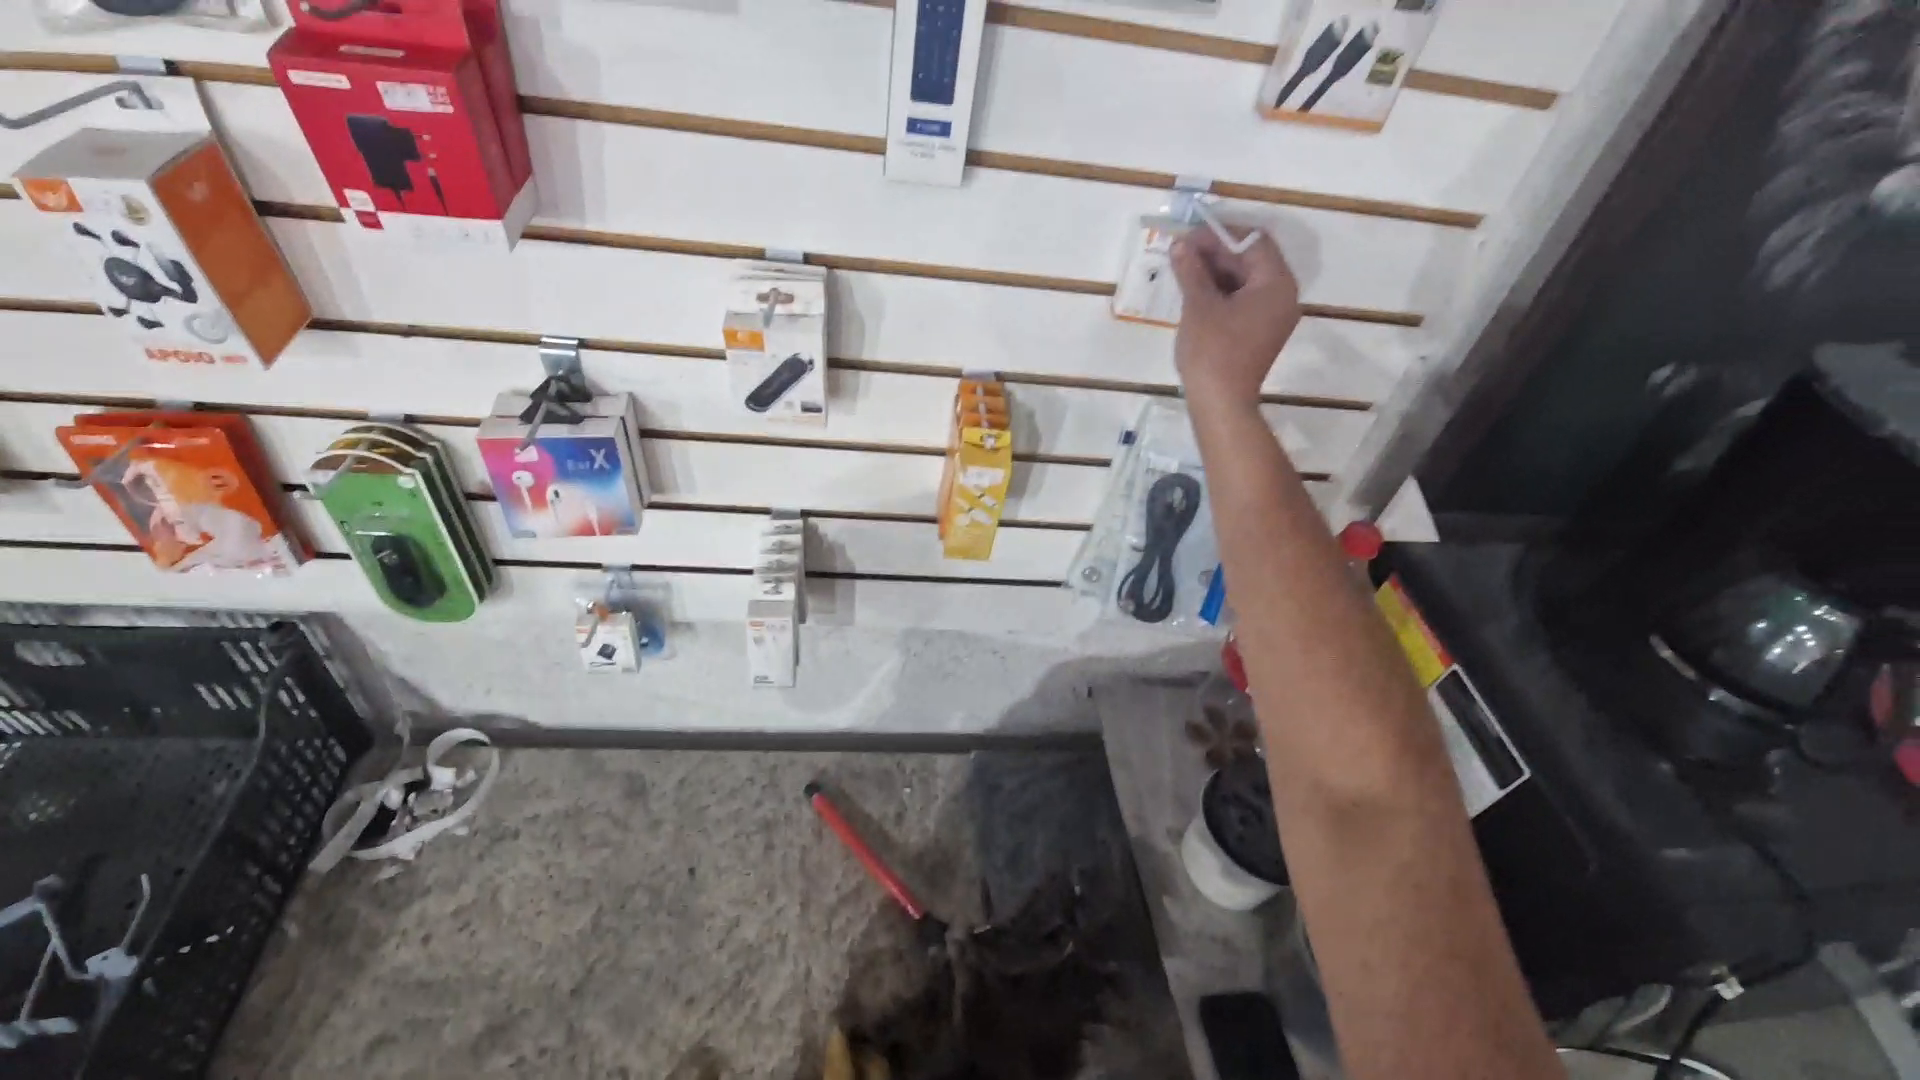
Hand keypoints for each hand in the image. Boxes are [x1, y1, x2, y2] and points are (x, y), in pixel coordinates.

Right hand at [1170, 228, 1302, 411]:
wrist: (1221, 403)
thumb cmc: (1213, 351)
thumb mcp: (1199, 305)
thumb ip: (1191, 270)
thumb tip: (1181, 245)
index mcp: (1276, 283)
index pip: (1252, 241)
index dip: (1219, 234)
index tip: (1189, 237)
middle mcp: (1283, 295)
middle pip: (1252, 259)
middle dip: (1216, 253)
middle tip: (1182, 252)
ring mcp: (1273, 315)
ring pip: (1246, 280)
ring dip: (1216, 271)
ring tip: (1183, 270)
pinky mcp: (1261, 331)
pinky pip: (1244, 300)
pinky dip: (1222, 291)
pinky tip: (1195, 291)